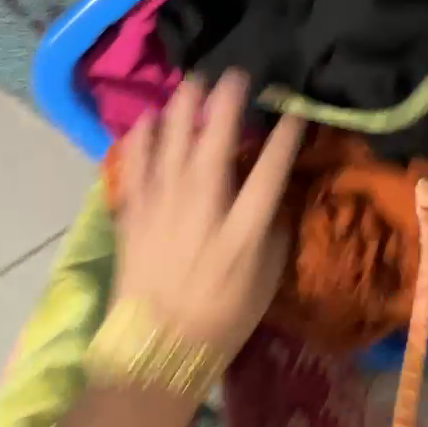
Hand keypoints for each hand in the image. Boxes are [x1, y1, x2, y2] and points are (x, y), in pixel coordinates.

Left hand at [109, 70, 306, 357]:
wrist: (156, 350)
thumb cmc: (221, 318)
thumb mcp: (264, 280)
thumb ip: (270, 232)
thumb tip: (272, 196)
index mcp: (241, 235)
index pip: (268, 175)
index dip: (283, 140)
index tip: (294, 112)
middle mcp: (201, 215)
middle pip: (213, 150)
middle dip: (224, 108)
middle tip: (233, 75)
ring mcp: (162, 214)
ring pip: (170, 151)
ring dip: (182, 113)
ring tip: (190, 83)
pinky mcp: (133, 219)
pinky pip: (135, 171)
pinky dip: (140, 143)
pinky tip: (147, 120)